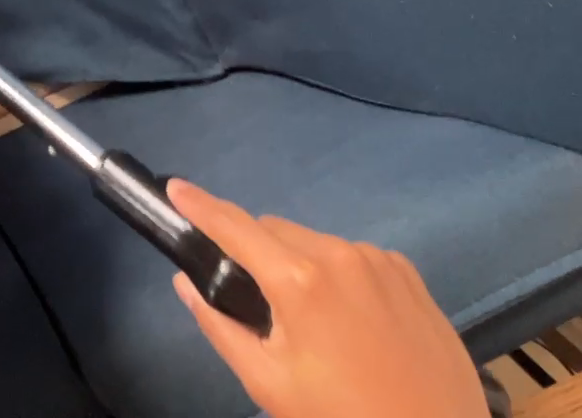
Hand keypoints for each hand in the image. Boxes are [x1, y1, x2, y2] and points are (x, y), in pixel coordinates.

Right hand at [168, 180, 489, 417]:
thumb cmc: (343, 417)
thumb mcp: (270, 383)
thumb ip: (220, 326)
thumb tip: (185, 283)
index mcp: (298, 280)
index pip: (234, 226)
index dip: (200, 205)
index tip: (174, 186)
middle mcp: (337, 253)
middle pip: (273, 231)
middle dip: (256, 252)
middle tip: (258, 302)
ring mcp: (377, 259)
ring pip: (313, 242)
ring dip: (298, 262)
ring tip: (314, 321)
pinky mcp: (407, 272)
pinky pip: (352, 256)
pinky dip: (338, 273)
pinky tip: (353, 319)